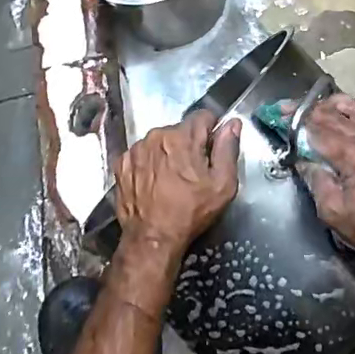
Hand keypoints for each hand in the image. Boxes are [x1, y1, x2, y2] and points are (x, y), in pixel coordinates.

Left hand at [114, 111, 240, 254]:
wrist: (152, 237)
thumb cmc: (191, 212)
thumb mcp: (222, 184)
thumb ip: (228, 149)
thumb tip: (232, 124)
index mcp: (182, 136)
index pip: (203, 116)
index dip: (211, 130)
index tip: (211, 149)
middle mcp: (156, 135)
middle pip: (180, 130)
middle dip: (188, 145)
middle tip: (192, 172)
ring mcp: (136, 148)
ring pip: (159, 141)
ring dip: (167, 154)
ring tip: (171, 180)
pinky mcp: (122, 163)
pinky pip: (141, 154)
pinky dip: (148, 164)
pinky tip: (154, 183)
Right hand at [294, 94, 354, 255]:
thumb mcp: (331, 210)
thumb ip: (315, 179)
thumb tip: (302, 159)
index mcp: (351, 156)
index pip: (316, 130)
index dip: (294, 123)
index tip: (277, 118)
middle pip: (329, 116)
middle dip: (303, 112)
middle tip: (283, 111)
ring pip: (347, 109)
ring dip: (324, 106)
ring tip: (307, 108)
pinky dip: (346, 107)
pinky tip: (335, 109)